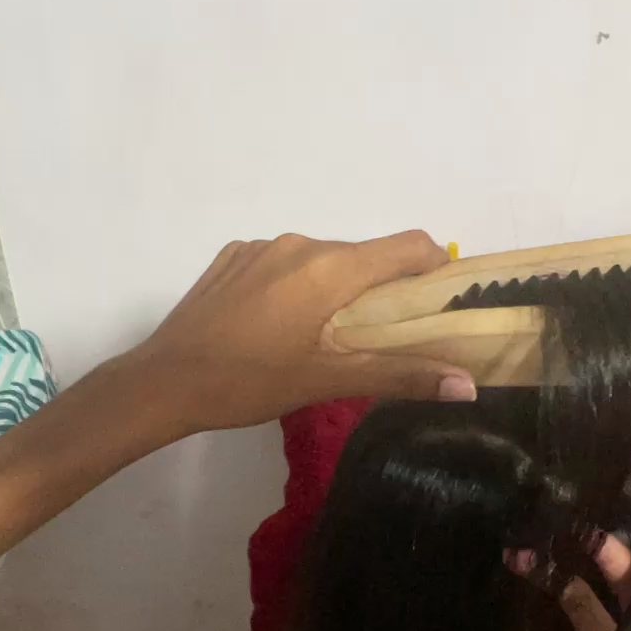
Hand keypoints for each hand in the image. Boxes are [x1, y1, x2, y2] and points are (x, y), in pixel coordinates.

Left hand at [117, 232, 476, 433]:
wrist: (162, 382)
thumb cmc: (247, 384)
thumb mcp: (326, 381)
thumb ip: (399, 375)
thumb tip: (467, 387)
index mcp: (329, 267)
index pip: (408, 246)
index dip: (435, 270)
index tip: (439, 306)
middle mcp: (299, 243)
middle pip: (365, 256)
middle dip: (384, 290)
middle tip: (384, 337)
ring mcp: (261, 247)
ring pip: (324, 260)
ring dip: (338, 290)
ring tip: (328, 337)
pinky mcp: (232, 257)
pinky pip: (285, 263)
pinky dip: (298, 286)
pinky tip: (280, 325)